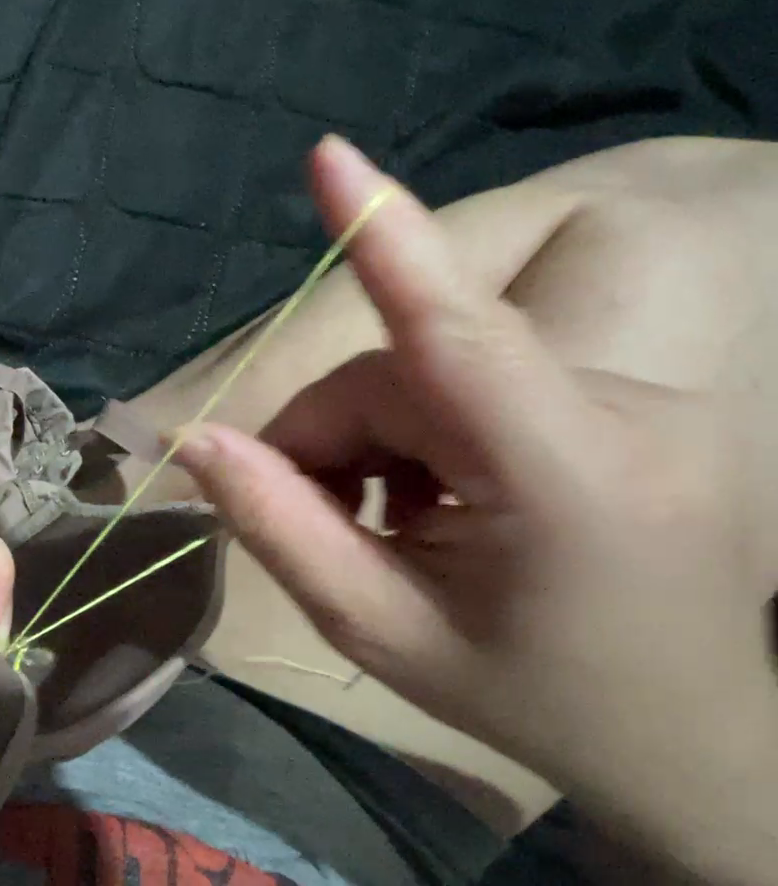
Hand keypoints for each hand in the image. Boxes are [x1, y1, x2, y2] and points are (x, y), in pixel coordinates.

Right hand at [172, 137, 776, 882]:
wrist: (695, 738)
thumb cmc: (531, 696)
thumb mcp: (377, 630)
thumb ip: (277, 526)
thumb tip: (197, 439)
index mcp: (567, 480)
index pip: (459, 332)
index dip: (388, 235)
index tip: (330, 154)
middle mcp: (613, 413)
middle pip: (394, 377)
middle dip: (324, 442)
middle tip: (313, 522)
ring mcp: (624, 397)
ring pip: (416, 376)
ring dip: (365, 442)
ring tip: (383, 525)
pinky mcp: (610, 395)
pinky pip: (458, 381)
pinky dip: (412, 433)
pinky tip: (431, 501)